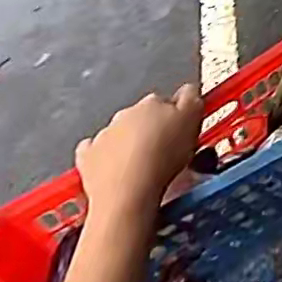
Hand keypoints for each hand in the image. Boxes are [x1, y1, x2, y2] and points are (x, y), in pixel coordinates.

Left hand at [74, 84, 202, 225]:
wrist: (128, 192)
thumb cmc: (163, 157)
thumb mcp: (193, 118)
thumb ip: (192, 97)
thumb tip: (188, 88)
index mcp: (152, 102)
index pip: (168, 100)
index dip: (177, 114)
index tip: (182, 128)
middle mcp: (126, 113)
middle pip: (143, 115)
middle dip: (152, 127)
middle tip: (165, 148)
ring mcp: (104, 135)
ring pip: (120, 132)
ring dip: (130, 142)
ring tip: (143, 163)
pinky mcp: (88, 157)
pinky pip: (93, 150)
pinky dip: (101, 154)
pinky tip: (111, 165)